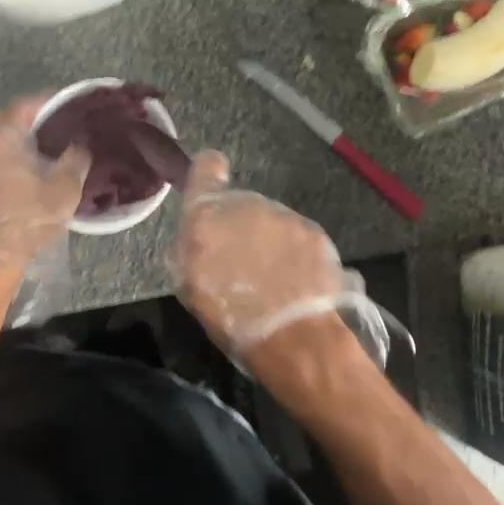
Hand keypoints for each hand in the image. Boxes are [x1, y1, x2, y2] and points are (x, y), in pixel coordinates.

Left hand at [0, 95, 91, 282]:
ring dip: (11, 136)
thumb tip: (81, 145)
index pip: (23, 106)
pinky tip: (21, 167)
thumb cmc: (29, 220)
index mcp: (0, 139)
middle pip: (0, 119)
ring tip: (38, 145)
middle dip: (24, 117)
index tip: (65, 103)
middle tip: (50, 124)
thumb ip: (75, 160)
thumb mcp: (64, 190)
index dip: (46, 102)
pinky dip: (1, 153)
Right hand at [168, 151, 354, 352]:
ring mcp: (285, 217)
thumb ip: (190, 249)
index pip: (206, 168)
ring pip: (270, 222)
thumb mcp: (188, 286)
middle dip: (238, 228)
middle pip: (239, 206)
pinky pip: (297, 237)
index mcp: (207, 217)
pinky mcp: (315, 233)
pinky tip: (295, 283)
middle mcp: (247, 206)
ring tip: (271, 281)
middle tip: (240, 265)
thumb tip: (196, 235)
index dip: (207, 174)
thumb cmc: (229, 317)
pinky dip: (295, 255)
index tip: (211, 186)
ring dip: (268, 242)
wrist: (291, 336)